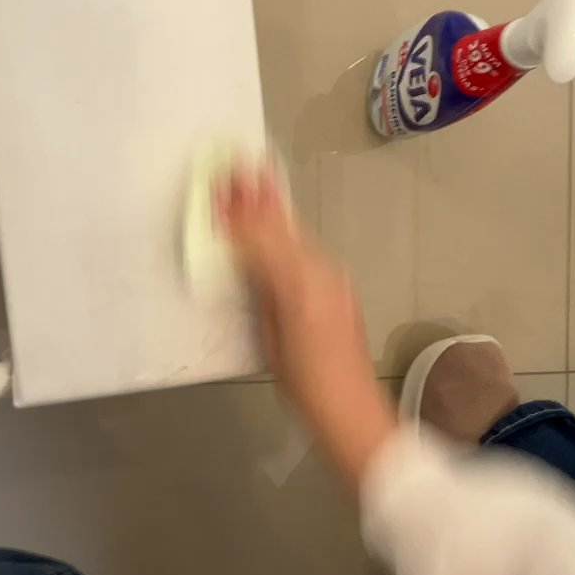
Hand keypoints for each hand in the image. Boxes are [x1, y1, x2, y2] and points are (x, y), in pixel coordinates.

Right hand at [216, 166, 396, 482]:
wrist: (355, 411)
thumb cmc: (305, 386)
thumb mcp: (272, 341)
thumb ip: (263, 295)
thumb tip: (249, 264)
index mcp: (298, 287)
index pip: (260, 241)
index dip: (237, 215)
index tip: (220, 188)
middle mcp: (319, 273)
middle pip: (281, 228)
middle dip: (258, 197)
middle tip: (240, 164)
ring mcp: (333, 278)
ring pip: (295, 235)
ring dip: (273, 209)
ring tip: (256, 178)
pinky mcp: (339, 287)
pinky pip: (305, 251)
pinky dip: (285, 233)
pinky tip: (276, 222)